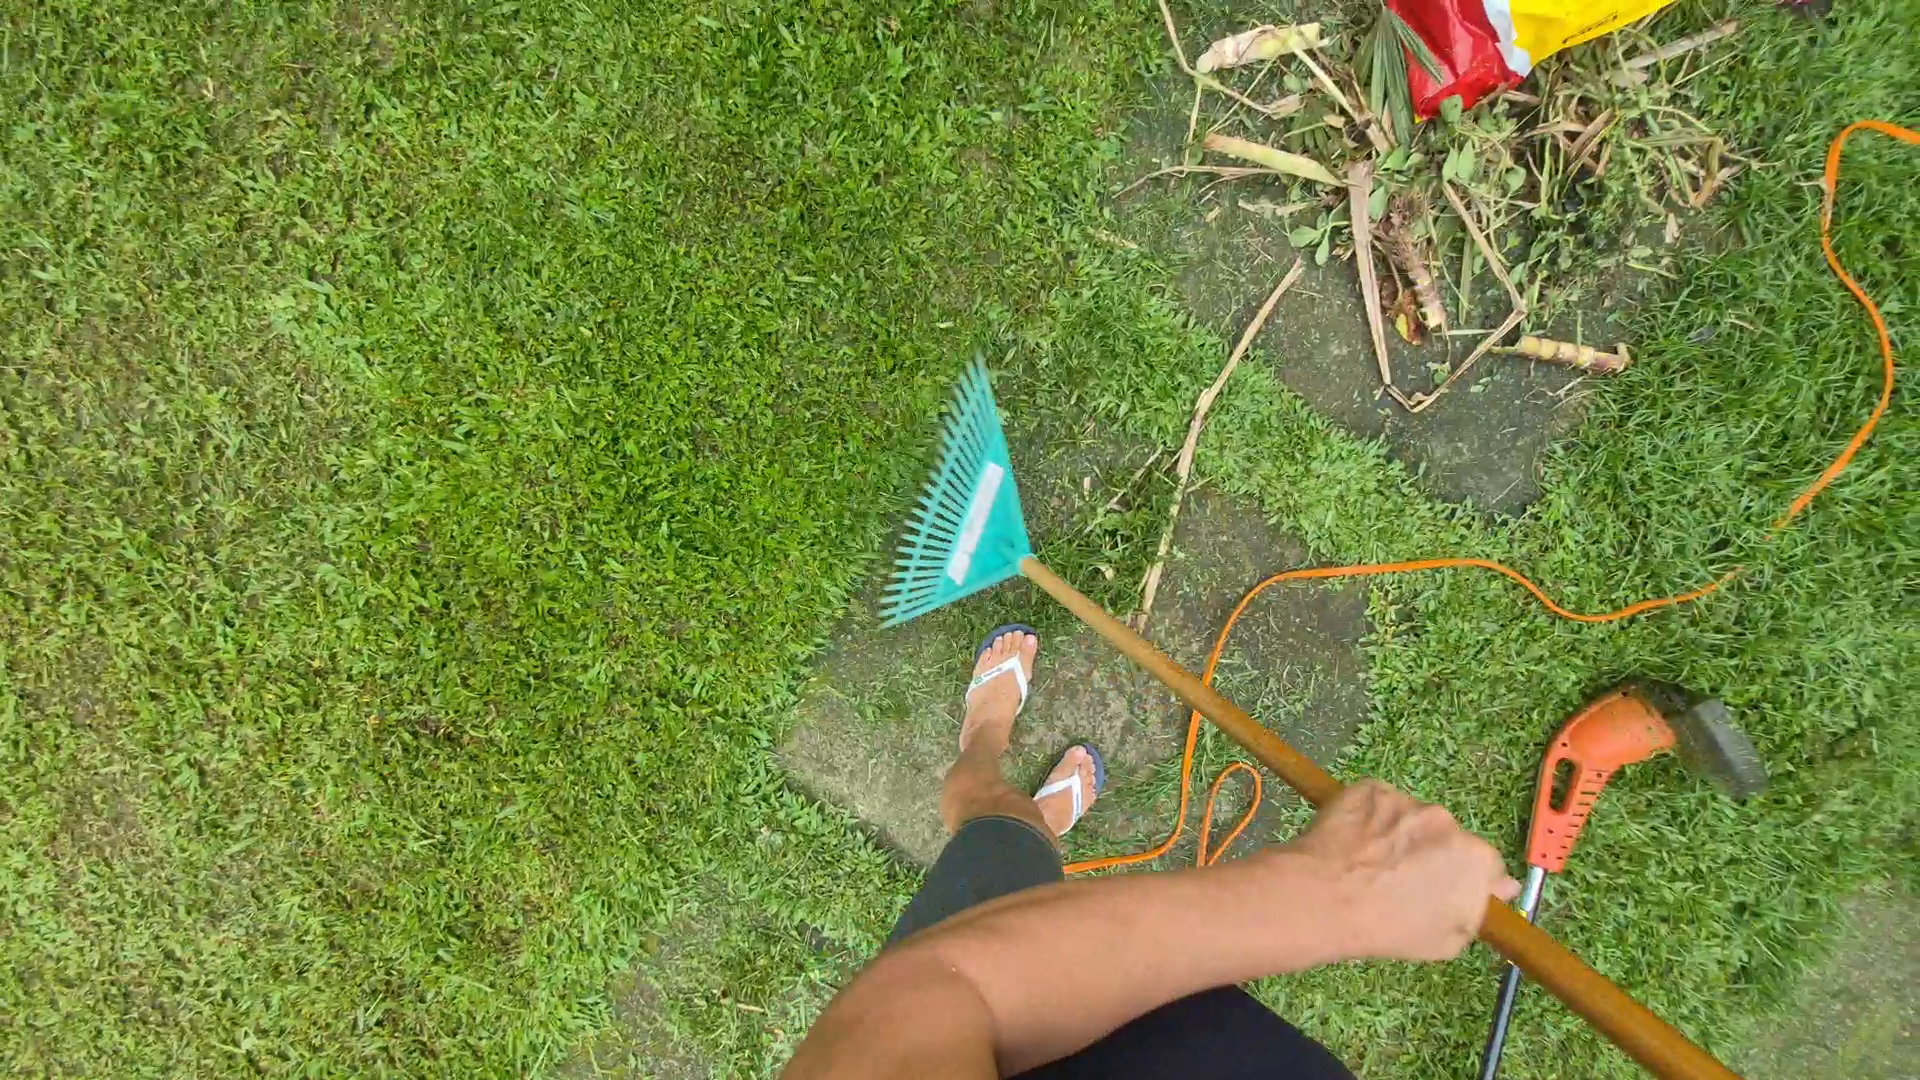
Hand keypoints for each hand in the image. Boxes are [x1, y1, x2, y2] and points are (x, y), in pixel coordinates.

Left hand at [1285, 780, 1520, 960]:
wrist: (1328, 896)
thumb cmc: (1392, 927)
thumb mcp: (1452, 937)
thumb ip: (1478, 905)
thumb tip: (1498, 884)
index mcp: (1474, 856)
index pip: (1484, 862)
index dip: (1464, 876)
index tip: (1442, 886)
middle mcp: (1443, 819)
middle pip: (1444, 834)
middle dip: (1430, 850)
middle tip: (1400, 872)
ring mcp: (1402, 799)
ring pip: (1408, 816)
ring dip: (1398, 830)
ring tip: (1370, 856)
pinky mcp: (1366, 788)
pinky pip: (1376, 801)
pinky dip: (1368, 815)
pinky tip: (1353, 838)